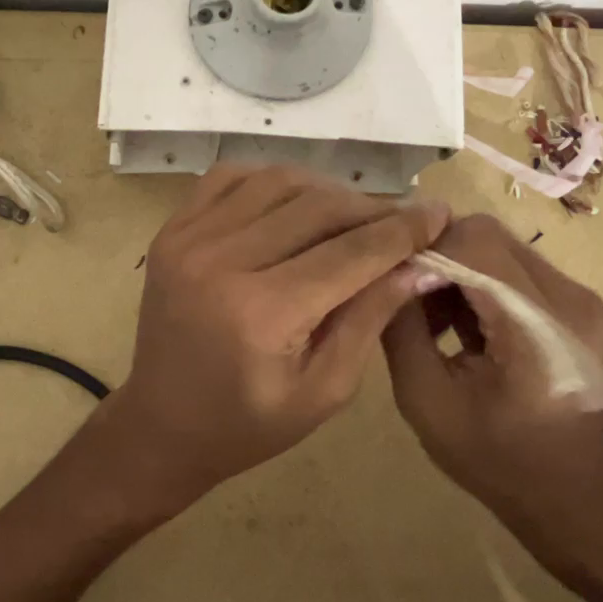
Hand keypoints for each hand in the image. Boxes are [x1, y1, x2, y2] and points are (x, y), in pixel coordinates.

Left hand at [87, 164, 448, 512]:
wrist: (162, 423)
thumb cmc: (248, 423)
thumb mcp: (324, 389)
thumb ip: (370, 319)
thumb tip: (422, 263)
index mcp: (261, 312)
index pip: (349, 252)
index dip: (402, 231)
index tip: (440, 215)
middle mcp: (220, 261)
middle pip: (316, 207)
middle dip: (370, 210)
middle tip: (401, 223)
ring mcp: (187, 238)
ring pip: (277, 182)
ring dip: (325, 191)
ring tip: (351, 217)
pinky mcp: (171, 231)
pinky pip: (230, 178)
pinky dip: (271, 182)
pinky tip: (295, 204)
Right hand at [382, 215, 602, 548]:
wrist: (564, 494)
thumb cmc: (489, 454)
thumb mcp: (423, 397)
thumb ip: (401, 326)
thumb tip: (384, 272)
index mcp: (534, 325)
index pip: (474, 242)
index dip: (424, 249)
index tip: (390, 278)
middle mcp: (570, 299)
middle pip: (489, 236)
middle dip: (440, 256)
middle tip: (409, 300)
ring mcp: (582, 300)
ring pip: (503, 247)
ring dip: (460, 269)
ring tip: (435, 320)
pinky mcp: (581, 307)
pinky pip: (519, 269)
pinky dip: (484, 284)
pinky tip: (465, 327)